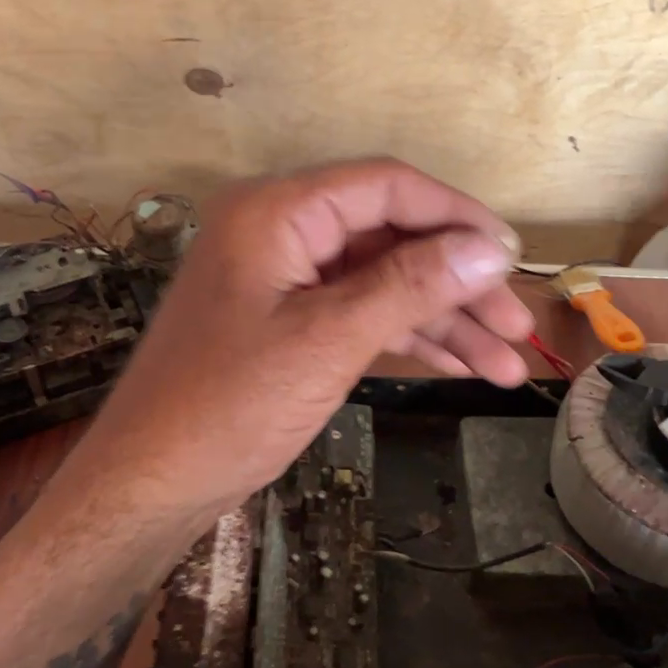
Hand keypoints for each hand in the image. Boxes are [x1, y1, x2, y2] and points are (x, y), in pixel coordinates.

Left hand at [67, 159, 532, 511]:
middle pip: (389, 235)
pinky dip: (406, 336)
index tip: (512, 257)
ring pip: (381, 280)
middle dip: (457, 280)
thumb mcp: (328, 341)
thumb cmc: (229, 406)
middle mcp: (279, 230)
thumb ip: (409, 287)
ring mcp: (282, 278)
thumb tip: (489, 250)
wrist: (149, 481)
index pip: (385, 186)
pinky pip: (358, 313)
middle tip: (517, 326)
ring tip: (506, 363)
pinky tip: (461, 365)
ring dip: (443, 318)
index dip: (456, 216)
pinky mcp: (286, 321)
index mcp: (276, 211)